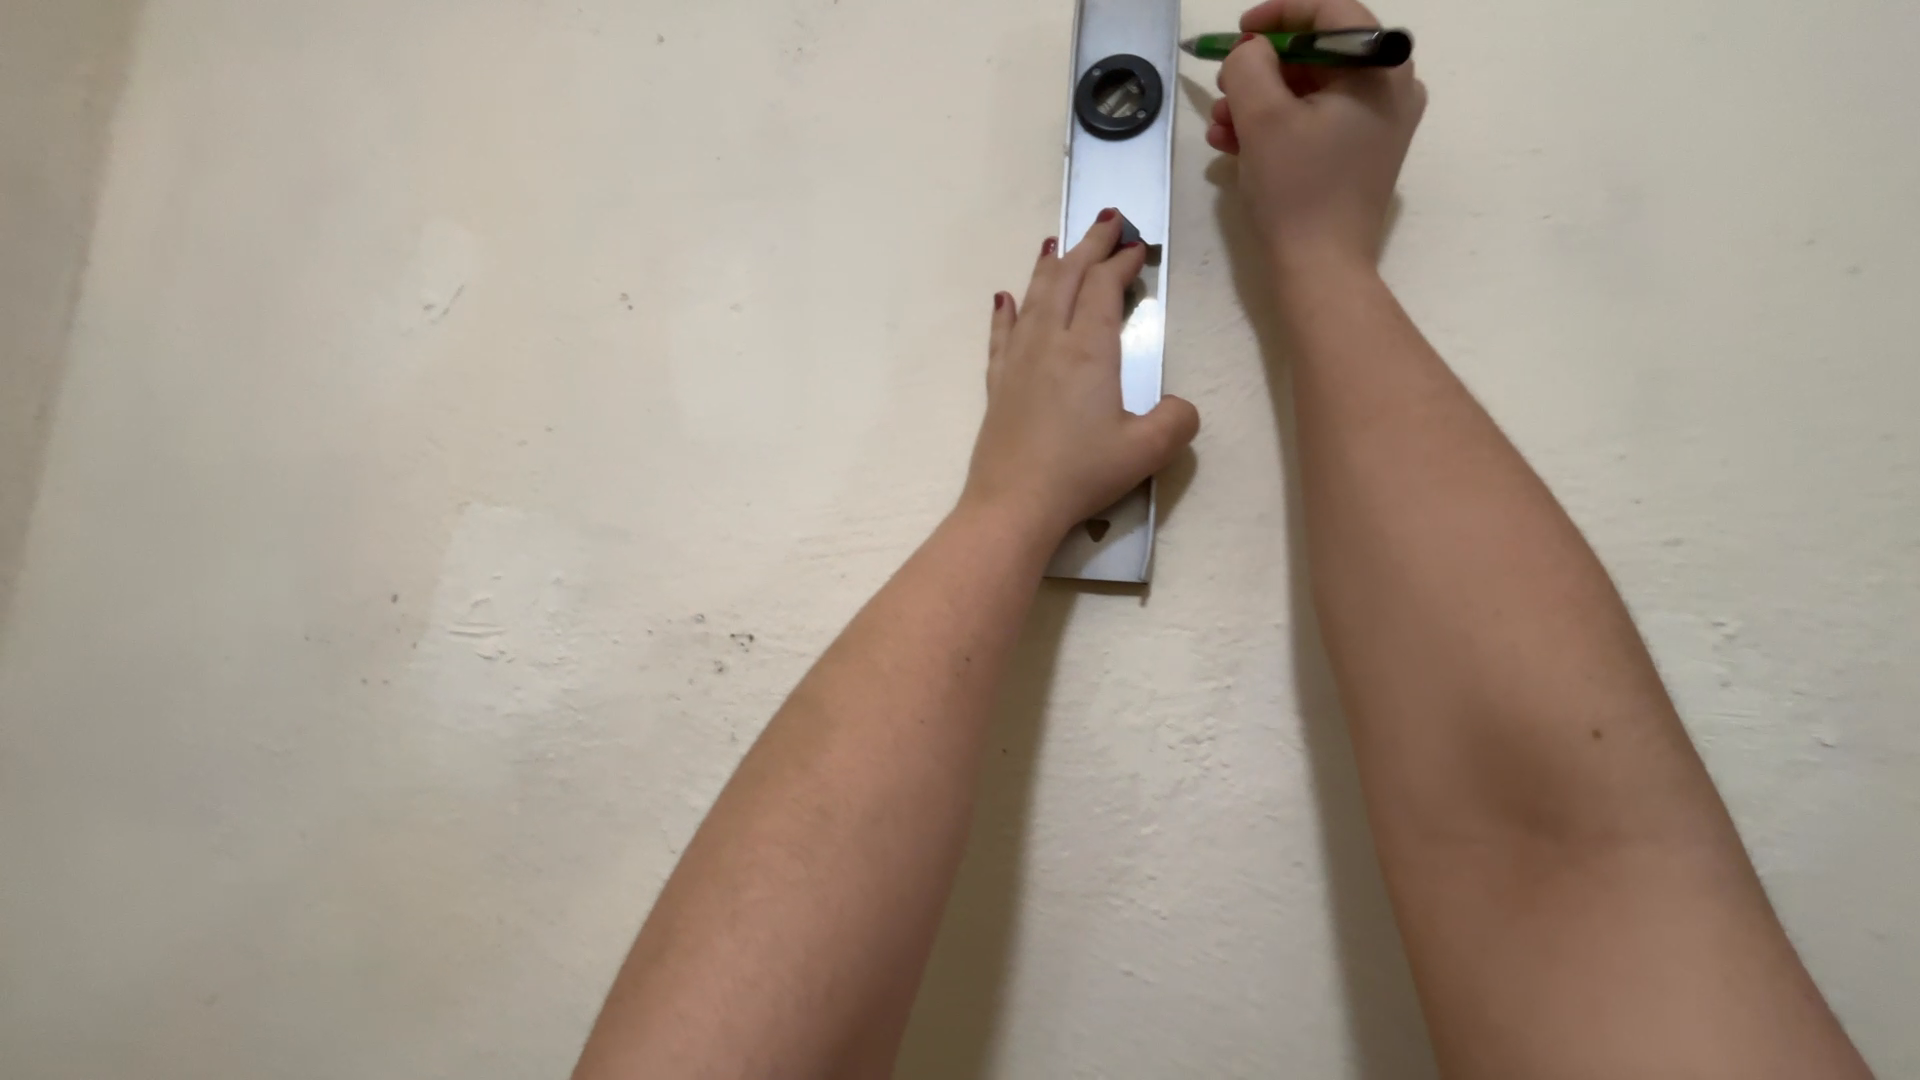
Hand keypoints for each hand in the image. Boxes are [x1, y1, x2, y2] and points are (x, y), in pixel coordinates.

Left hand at [961, 213, 1200, 540]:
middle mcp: (1050, 343)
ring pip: (1034, 297)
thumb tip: (1181, 408)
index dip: (1122, 262)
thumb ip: (1176, 421)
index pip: (1105, 289)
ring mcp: (1018, 361)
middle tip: (1107, 222)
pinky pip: (1001, 335)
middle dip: (1090, 245)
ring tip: (1059, 244)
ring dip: (1051, 266)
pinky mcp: (997, 385)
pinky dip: (1007, 311)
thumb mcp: (1147, 451)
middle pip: (1068, 278)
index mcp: (1089, 350)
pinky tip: (1006, 298)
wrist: (1013, 503)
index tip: (1137, 246)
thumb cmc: (1080, 475)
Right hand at [1207, 0, 1426, 275]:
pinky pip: (1316, 125)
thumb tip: (1250, 51)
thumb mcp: (1263, 118)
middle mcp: (1391, 88)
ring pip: (1311, 93)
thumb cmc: (1296, 190)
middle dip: (1262, 71)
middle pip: (1318, 54)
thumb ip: (1250, 66)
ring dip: (1260, 104)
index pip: (1330, 11)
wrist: (1320, 268)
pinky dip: (1277, 129)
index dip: (1279, 13)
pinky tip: (1237, 147)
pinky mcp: (1359, 158)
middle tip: (1222, 90)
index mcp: (1379, 67)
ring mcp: (1378, 126)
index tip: (1238, 33)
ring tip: (1220, 129)